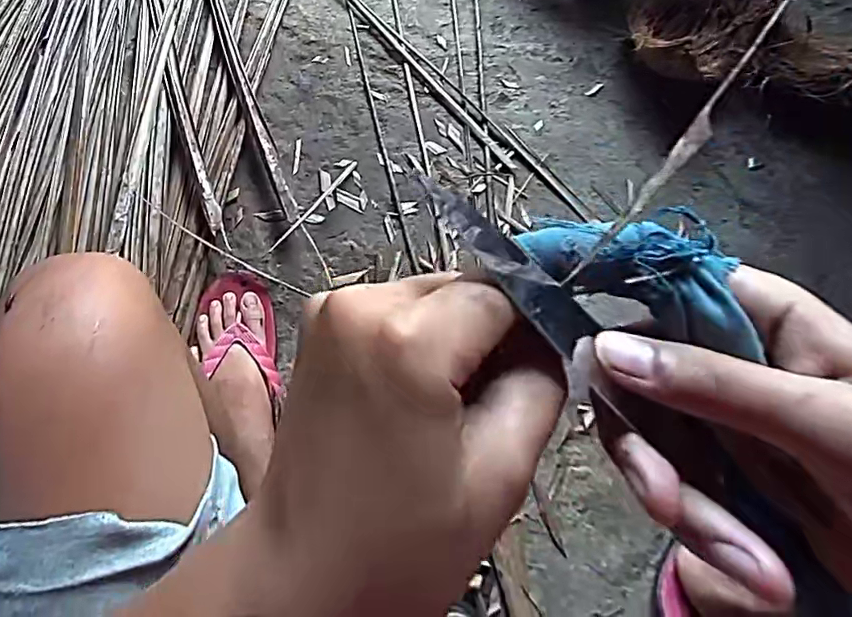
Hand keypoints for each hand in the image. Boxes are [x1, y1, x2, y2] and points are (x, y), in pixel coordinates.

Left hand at [130, 273, 564, 614]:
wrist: (304, 564)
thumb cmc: (400, 540)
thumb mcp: (497, 475)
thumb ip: (539, 386)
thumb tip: (548, 338)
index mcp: (404, 338)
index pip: (496, 293)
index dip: (529, 324)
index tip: (545, 362)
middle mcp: (359, 302)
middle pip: (457, 287)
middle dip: (489, 330)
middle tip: (497, 393)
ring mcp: (331, 305)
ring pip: (427, 294)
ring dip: (452, 332)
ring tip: (452, 400)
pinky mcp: (318, 318)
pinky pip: (392, 306)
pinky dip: (416, 334)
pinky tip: (415, 387)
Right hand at [591, 266, 851, 616]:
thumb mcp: (845, 431)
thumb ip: (719, 385)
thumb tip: (604, 346)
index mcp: (763, 317)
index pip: (658, 281)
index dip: (601, 291)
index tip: (543, 314)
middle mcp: (731, 362)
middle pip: (635, 375)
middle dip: (648, 447)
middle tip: (671, 505)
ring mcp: (730, 429)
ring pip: (651, 443)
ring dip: (688, 510)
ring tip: (759, 577)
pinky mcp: (737, 491)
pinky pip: (682, 498)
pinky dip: (709, 544)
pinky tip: (769, 585)